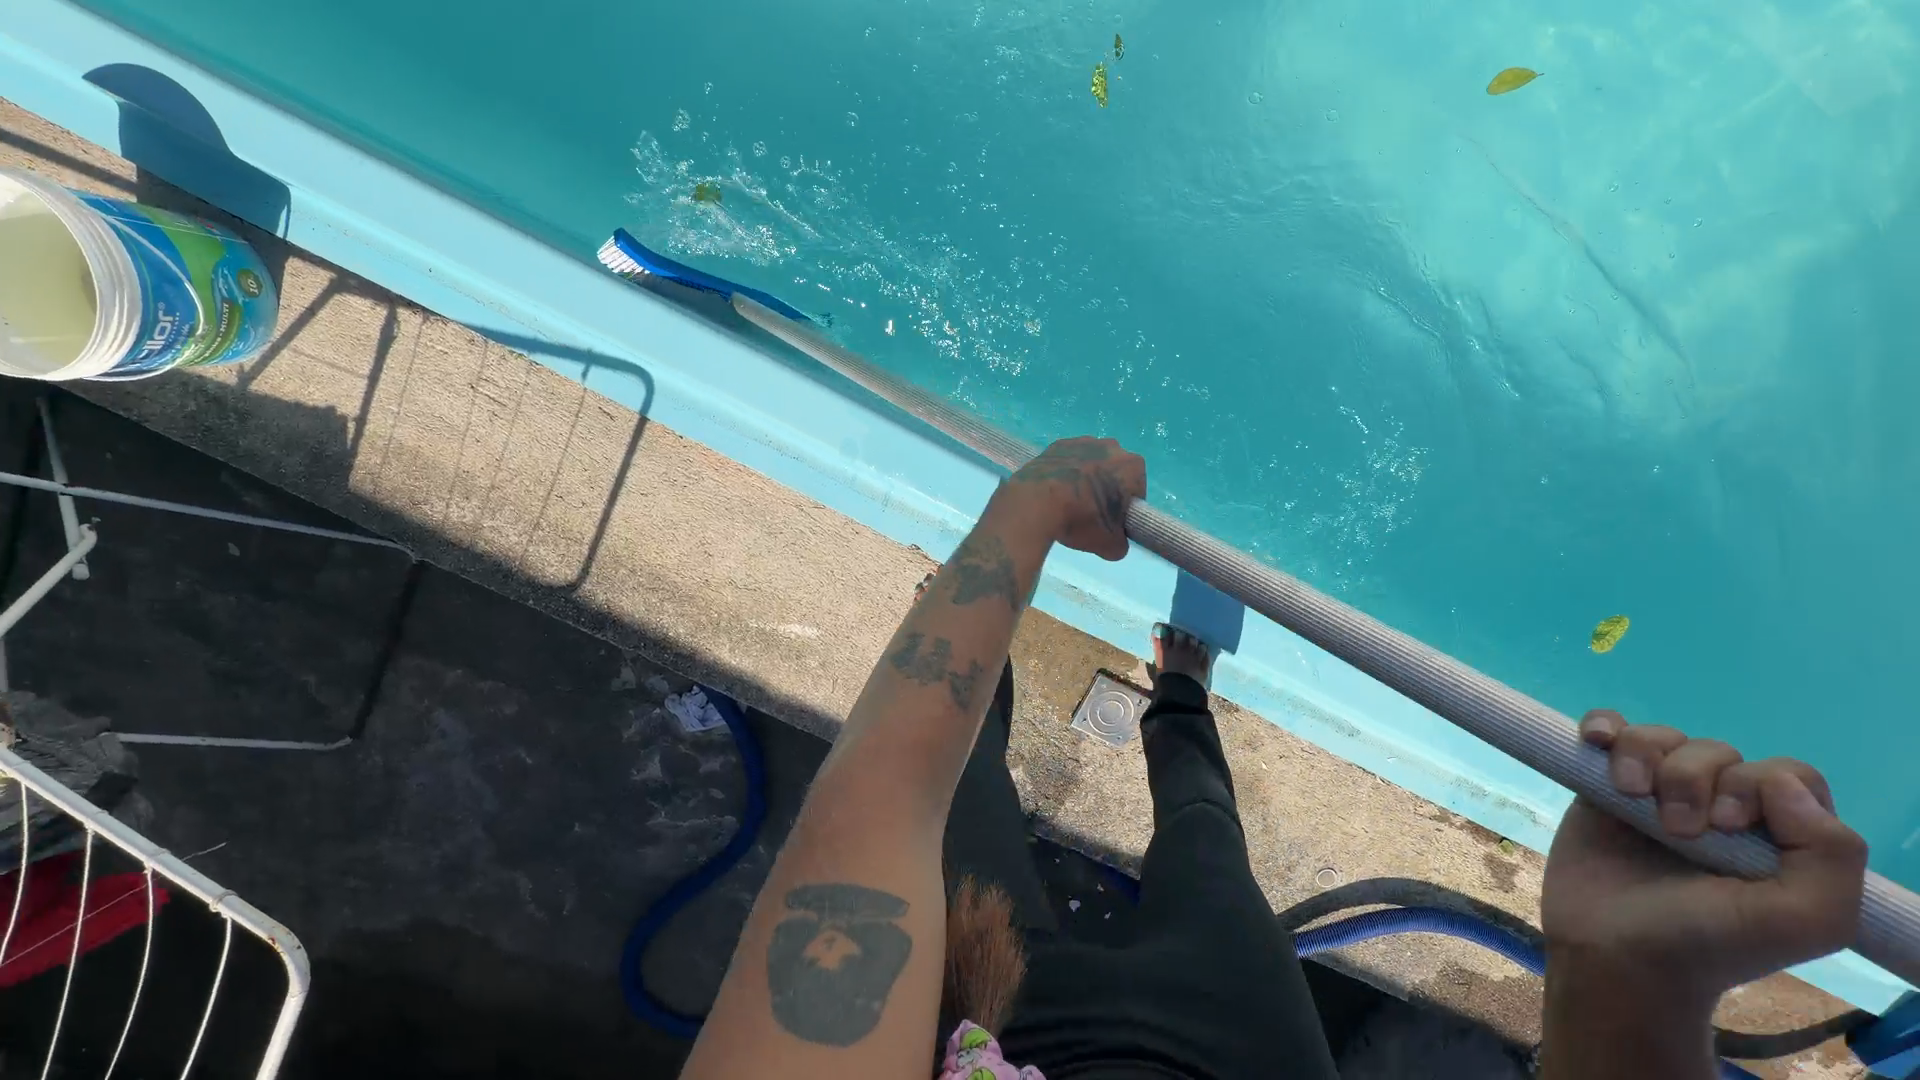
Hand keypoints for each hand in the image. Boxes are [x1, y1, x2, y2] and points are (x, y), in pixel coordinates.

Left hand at [1000, 437, 1145, 560]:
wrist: (1035, 503)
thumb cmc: (1080, 519)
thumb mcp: (1109, 545)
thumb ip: (1120, 544)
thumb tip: (1116, 544)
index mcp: (1131, 466)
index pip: (1137, 488)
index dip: (1128, 506)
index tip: (1114, 521)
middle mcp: (1110, 447)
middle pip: (1114, 472)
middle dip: (1107, 488)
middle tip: (1093, 513)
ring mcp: (1081, 441)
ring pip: (1090, 464)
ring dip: (1085, 479)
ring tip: (1070, 502)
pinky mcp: (1055, 445)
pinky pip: (1067, 461)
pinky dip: (1064, 473)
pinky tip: (1054, 492)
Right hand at [1541, 710, 1867, 1007]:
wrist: (1615, 954)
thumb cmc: (1709, 942)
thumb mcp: (1804, 917)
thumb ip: (1830, 853)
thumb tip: (1779, 782)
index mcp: (1776, 835)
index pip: (1783, 774)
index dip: (1754, 786)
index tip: (1723, 829)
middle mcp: (1717, 806)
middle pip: (1715, 750)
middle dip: (1691, 778)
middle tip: (1675, 830)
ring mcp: (1653, 793)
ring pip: (1658, 736)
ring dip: (1643, 755)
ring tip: (1628, 795)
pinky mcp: (1598, 787)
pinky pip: (1605, 729)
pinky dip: (1603, 725)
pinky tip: (1597, 743)